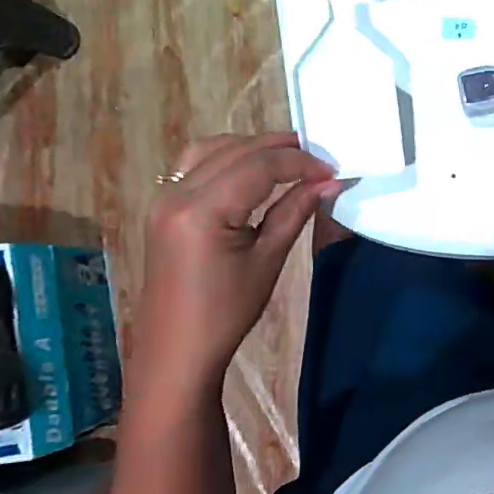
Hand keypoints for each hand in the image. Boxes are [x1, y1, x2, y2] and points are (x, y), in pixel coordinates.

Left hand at [137, 132, 338, 379]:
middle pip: (235, 150)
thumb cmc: (226, 313)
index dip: (298, 163)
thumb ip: (294, 212)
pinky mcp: (162, 206)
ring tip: (287, 153)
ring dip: (250, 146)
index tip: (331, 169)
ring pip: (211, 149)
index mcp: (202, 211)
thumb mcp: (267, 261)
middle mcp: (177, 194)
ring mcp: (164, 198)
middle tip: (317, 153)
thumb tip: (327, 182)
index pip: (258, 167)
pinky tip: (249, 166)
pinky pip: (194, 164)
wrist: (176, 347)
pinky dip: (225, 156)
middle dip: (278, 148)